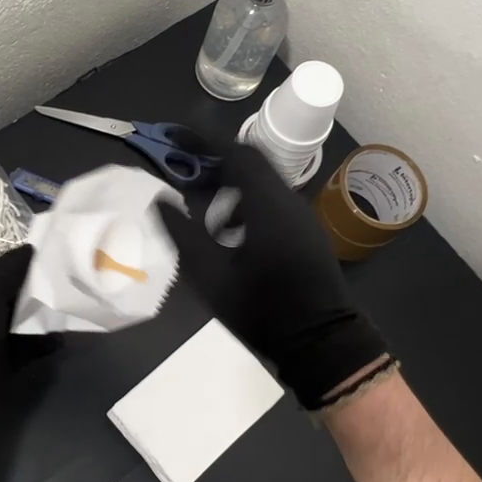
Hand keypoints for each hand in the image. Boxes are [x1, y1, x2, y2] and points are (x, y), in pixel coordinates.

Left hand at [0, 244, 54, 436]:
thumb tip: (61, 337)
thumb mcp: (15, 358)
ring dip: (13, 285)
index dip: (37, 259)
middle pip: (5, 270)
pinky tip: (18, 310)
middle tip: (54, 275)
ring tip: (40, 291)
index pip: (18, 262)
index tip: (59, 259)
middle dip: (27, 272)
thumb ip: (39, 343)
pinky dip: (1, 298)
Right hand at [159, 143, 388, 408]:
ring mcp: (302, 217)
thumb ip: (183, 232)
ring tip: (202, 208)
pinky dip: (246, 203)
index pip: (235, 153)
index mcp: (266, 205)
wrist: (320, 342)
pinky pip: (272, 203)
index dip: (202, 141)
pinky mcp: (306, 234)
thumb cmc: (261, 310)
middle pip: (250, 164)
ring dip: (230, 186)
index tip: (175, 139)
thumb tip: (161, 199)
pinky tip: (229, 233)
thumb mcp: (210, 275)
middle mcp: (288, 201)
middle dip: (214, 163)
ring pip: (262, 184)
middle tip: (184, 175)